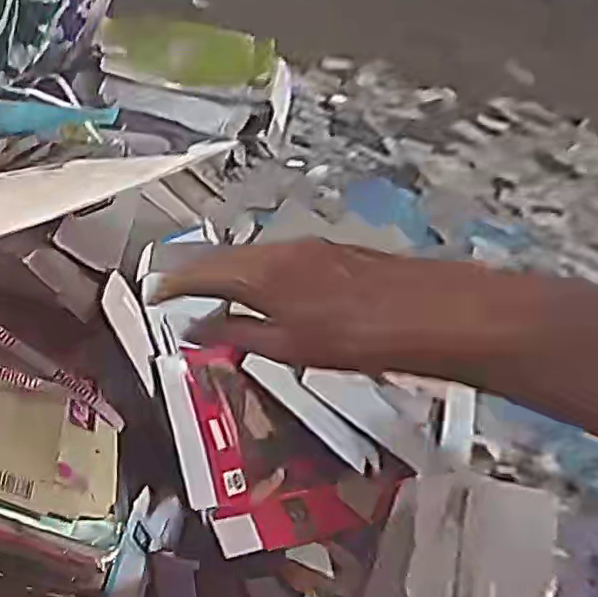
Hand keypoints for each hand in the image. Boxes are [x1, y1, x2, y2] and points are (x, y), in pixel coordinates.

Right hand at [147, 238, 575, 383]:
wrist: (443, 316)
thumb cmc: (364, 336)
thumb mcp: (286, 347)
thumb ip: (237, 334)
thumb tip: (202, 329)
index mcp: (263, 273)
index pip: (200, 273)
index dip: (172, 283)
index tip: (154, 291)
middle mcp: (283, 251)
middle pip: (223, 257)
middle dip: (194, 273)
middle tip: (174, 289)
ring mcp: (311, 249)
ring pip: (250, 256)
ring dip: (225, 273)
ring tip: (210, 293)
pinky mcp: (335, 254)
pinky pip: (277, 259)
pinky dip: (256, 274)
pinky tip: (262, 293)